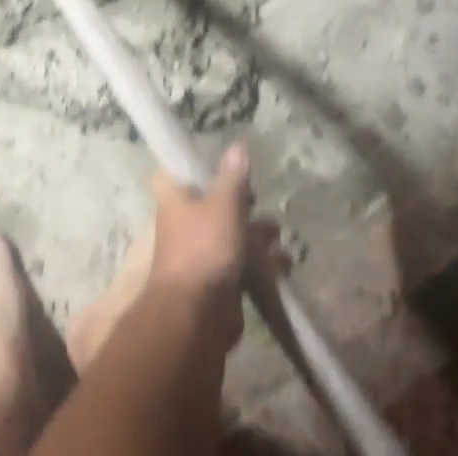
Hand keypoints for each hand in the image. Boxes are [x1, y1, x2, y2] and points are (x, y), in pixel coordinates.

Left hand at [146, 145, 274, 346]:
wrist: (196, 313)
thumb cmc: (204, 248)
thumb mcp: (223, 206)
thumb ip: (233, 178)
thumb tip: (238, 145)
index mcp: (175, 198)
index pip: (180, 173)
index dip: (202, 170)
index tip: (227, 170)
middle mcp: (185, 222)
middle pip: (215, 204)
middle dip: (242, 206)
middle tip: (257, 206)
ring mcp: (202, 251)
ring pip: (234, 235)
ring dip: (258, 236)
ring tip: (276, 238)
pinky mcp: (220, 279)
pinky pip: (244, 264)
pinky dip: (263, 264)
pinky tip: (283, 266)